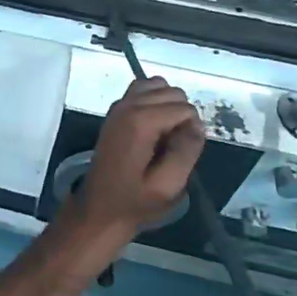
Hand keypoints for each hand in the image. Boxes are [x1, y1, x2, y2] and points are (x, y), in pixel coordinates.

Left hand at [71, 77, 204, 245]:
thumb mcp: (168, 186)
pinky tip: (154, 124)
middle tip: (175, 146)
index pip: (184, 108)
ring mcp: (119, 104)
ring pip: (158, 85)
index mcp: (141, 122)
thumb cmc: (134, 202)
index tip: (183, 154)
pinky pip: (143, 88)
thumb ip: (186, 152)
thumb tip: (197, 125)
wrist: (98, 209)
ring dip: (169, 105)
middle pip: (172, 92)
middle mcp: (129, 104)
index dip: (192, 130)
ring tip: (167, 134)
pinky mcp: (116, 108)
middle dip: (182, 115)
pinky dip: (154, 99)